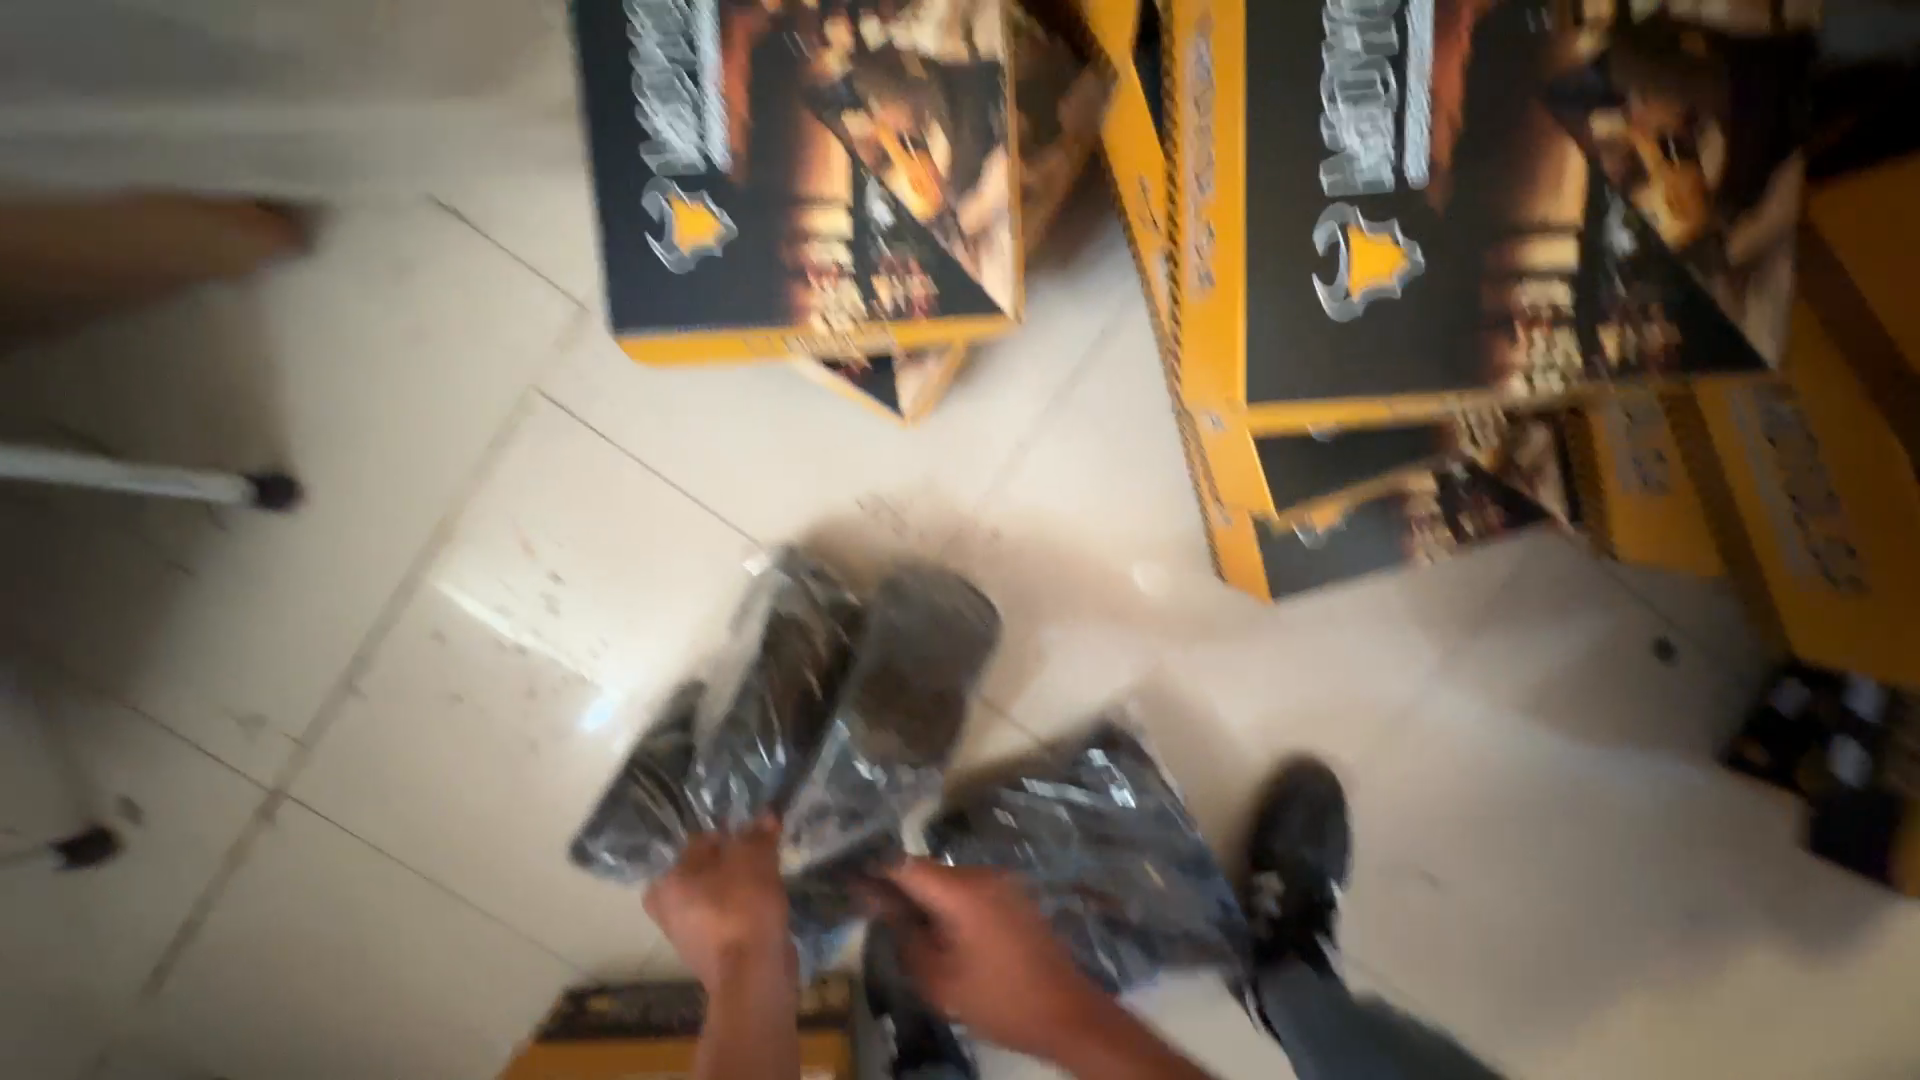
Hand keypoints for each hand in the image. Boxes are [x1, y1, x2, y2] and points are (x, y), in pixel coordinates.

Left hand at [644, 817, 793, 991]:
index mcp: (667, 881)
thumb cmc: (744, 908)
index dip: (732, 832)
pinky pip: (725, 917)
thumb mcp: (756, 858)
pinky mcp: (708, 953)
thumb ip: (758, 833)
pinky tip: (765, 904)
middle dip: (732, 860)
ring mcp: (685, 935)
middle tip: (760, 854)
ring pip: (715, 894)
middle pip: (705, 869)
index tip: (757, 832)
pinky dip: (741, 910)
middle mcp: (666, 908)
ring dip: (738, 885)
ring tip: (767, 877)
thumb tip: (766, 814)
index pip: (700, 841)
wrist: (753, 975)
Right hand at [878, 859, 1119, 1062]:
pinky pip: (971, 890)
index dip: (875, 869)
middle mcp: (982, 875)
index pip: (906, 865)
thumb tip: (883, 909)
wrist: (1067, 1012)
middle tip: (876, 912)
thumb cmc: (999, 1000)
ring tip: (910, 928)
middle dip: (901, 889)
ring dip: (928, 898)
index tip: (851, 878)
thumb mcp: (939, 981)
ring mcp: (1003, 882)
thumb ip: (906, 939)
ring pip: (950, 882)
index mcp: (962, 891)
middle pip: (929, 872)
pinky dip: (952, 904)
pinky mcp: (1015, 895)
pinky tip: (946, 933)